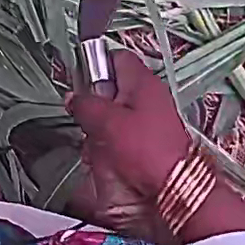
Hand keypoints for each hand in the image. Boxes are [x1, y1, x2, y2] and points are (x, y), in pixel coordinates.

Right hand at [66, 49, 244, 242]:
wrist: (173, 188)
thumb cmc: (144, 150)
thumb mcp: (106, 122)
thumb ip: (85, 104)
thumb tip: (71, 97)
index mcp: (142, 82)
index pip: (116, 57)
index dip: (95, 65)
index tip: (81, 83)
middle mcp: (149, 96)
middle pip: (111, 88)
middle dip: (94, 105)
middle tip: (88, 119)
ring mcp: (150, 119)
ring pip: (112, 114)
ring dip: (98, 128)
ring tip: (96, 143)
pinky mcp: (148, 140)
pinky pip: (120, 134)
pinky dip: (109, 143)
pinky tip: (107, 156)